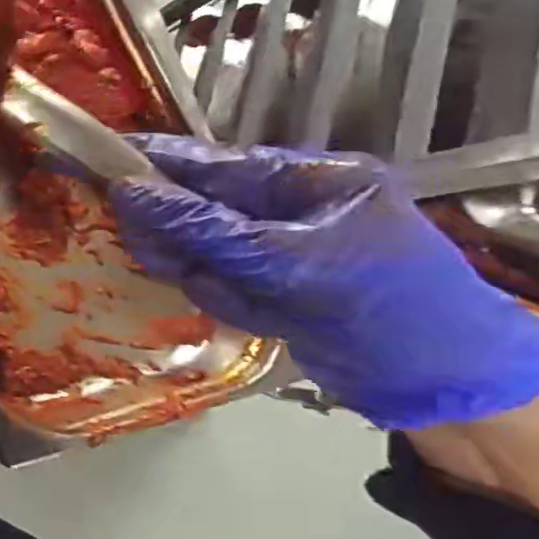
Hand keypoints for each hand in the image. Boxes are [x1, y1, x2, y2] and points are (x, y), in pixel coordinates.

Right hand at [107, 136, 538, 429]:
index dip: (156, 160)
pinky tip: (253, 311)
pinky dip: (221, 295)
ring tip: (232, 294)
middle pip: (198, 205)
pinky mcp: (271, 282)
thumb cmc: (374, 303)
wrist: (439, 381)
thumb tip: (125, 188)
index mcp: (309, 180)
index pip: (212, 161)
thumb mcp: (278, 258)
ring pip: (199, 246)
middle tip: (158, 253)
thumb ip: (196, 224)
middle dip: (178, 235)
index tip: (100, 157)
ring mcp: (280, 247)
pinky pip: (217, 278)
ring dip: (201, 272)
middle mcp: (290, 206)